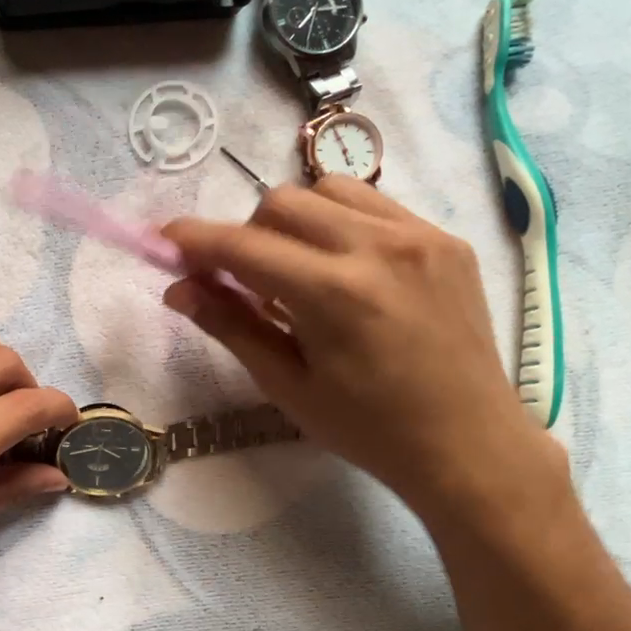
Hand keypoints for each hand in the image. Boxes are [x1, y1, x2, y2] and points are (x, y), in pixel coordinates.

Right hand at [161, 176, 563, 520]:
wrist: (466, 440)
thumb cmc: (365, 427)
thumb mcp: (285, 383)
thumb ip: (231, 325)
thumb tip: (177, 290)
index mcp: (334, 294)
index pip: (244, 246)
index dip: (195, 239)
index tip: (164, 238)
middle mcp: (379, 247)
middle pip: (282, 202)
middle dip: (245, 234)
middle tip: (239, 280)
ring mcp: (420, 236)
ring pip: (329, 190)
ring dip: (294, 221)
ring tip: (294, 270)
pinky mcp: (446, 239)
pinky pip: (375, 205)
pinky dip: (339, 223)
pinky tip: (340, 268)